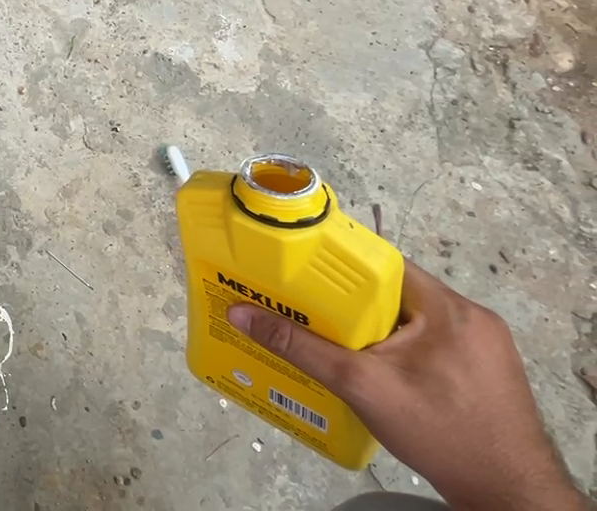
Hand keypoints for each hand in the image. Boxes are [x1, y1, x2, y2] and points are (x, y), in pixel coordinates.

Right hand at [228, 262, 586, 510]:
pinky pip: (417, 340)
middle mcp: (469, 319)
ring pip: (401, 318)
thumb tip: (239, 312)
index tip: (290, 266)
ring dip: (360, 324)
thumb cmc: (441, 431)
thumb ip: (300, 346)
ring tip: (317, 332)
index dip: (331, 261)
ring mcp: (479, 347)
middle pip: (388, 291)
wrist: (510, 498)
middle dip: (338, 297)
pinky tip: (358, 362)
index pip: (380, 264)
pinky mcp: (478, 370)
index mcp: (451, 310)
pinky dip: (383, 344)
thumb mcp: (360, 385)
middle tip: (293, 302)